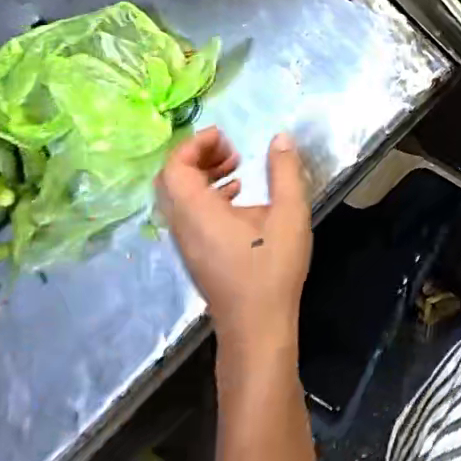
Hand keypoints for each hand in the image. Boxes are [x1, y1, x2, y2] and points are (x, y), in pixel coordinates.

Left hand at [155, 128, 311, 357]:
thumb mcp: (290, 214)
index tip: (226, 136)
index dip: (194, 145)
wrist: (257, 324)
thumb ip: (284, 172)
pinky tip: (238, 195)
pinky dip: (206, 193)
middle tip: (231, 149)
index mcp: (199, 214)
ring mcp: (187, 242)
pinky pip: (188, 212)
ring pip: (178, 197)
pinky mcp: (197, 253)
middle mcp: (184, 226)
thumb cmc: (272, 268)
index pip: (174, 168)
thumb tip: (280, 138)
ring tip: (237, 167)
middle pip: (170, 180)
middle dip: (197, 156)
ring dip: (202, 174)